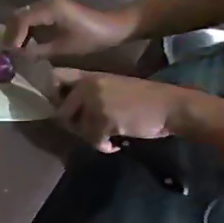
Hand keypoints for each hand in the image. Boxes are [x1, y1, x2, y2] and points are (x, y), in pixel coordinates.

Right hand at [0, 0, 137, 58]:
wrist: (113, 27)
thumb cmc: (91, 38)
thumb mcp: (63, 48)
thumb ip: (38, 50)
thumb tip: (18, 56)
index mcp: (50, 9)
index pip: (21, 20)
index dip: (13, 37)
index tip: (11, 53)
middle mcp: (46, 2)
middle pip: (17, 15)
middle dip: (11, 34)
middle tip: (9, 52)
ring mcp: (48, 4)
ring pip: (22, 16)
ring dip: (16, 31)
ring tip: (16, 49)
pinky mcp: (51, 9)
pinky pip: (30, 17)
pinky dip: (24, 29)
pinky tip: (26, 43)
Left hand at [54, 69, 191, 151]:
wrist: (171, 106)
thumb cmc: (145, 98)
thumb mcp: (113, 86)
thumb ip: (89, 93)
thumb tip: (64, 107)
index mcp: (89, 76)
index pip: (56, 78)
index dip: (52, 93)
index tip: (57, 105)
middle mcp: (87, 87)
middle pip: (62, 112)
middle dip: (74, 125)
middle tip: (93, 130)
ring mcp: (94, 104)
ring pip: (78, 129)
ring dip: (92, 137)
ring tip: (109, 136)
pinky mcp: (104, 121)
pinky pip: (94, 140)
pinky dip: (104, 146)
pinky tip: (117, 144)